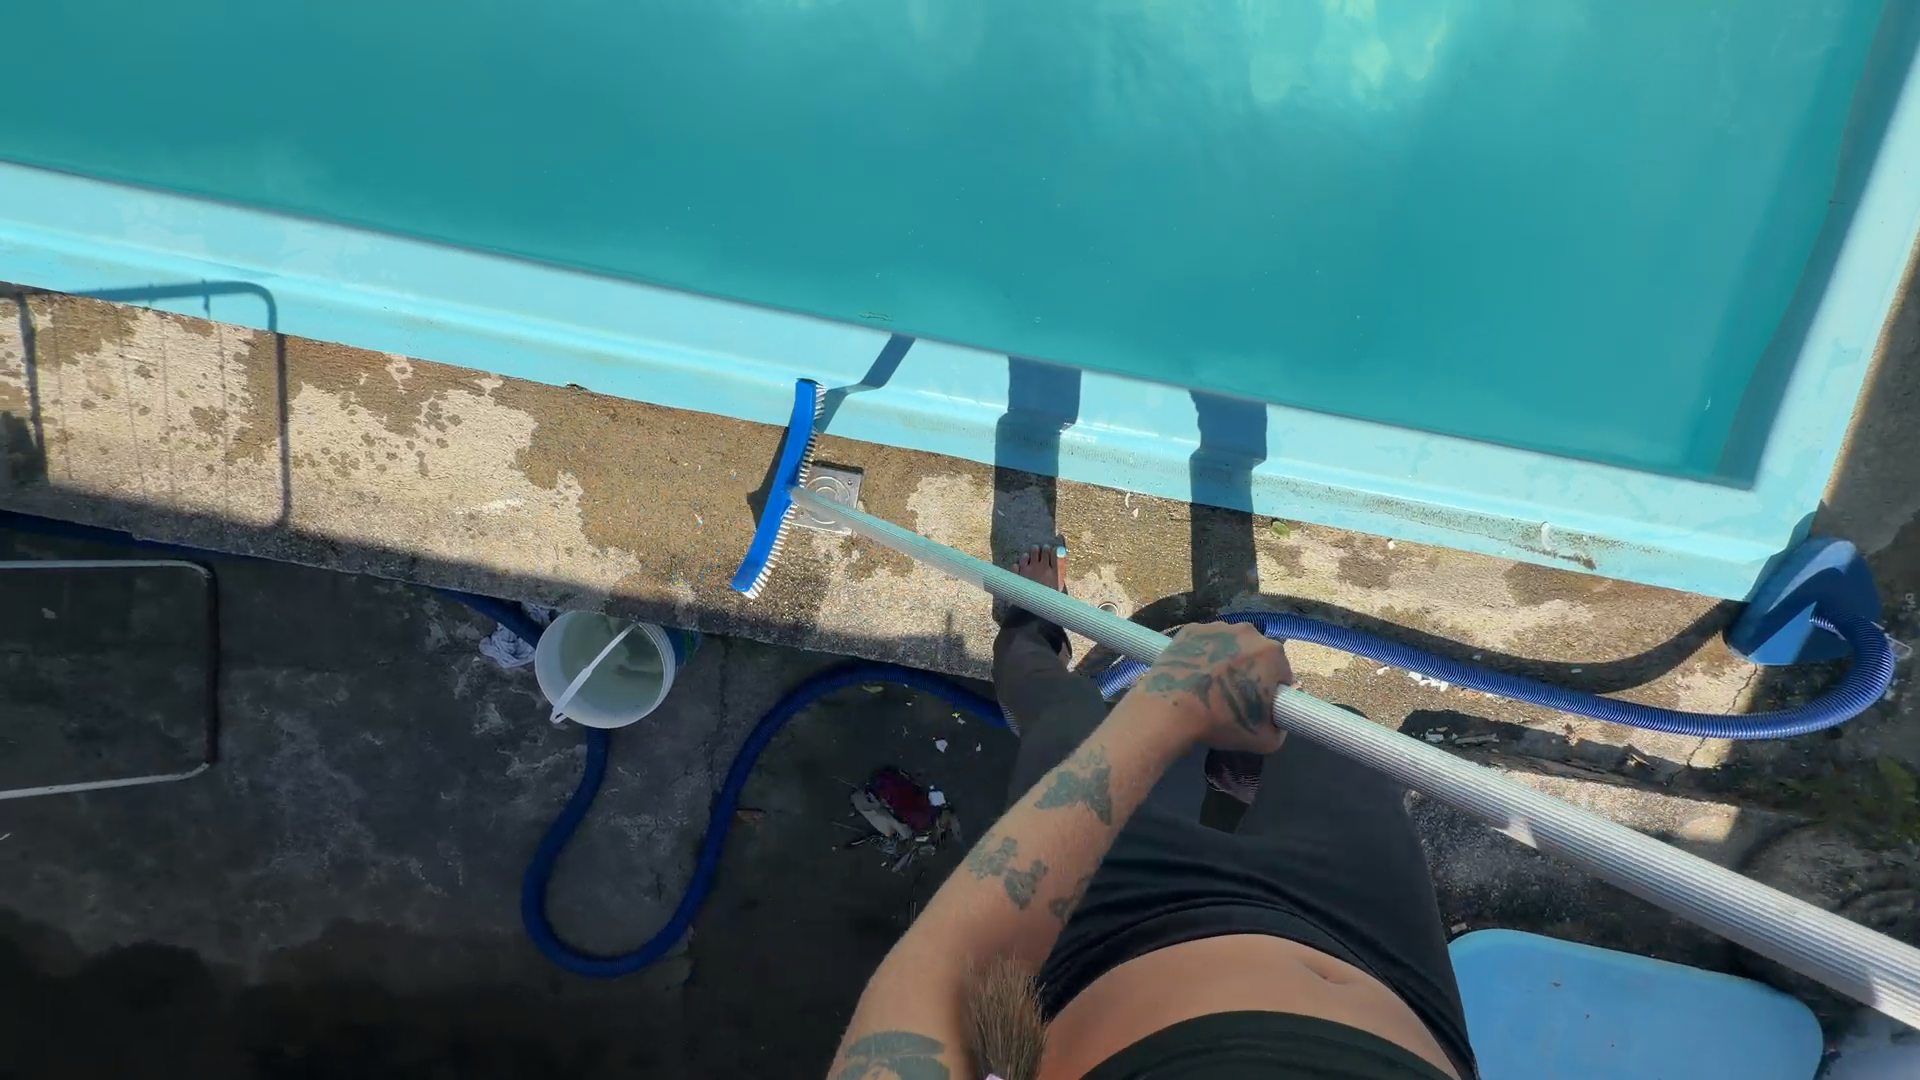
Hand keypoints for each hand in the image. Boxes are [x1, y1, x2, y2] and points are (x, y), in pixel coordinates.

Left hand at [1124, 623, 1291, 752]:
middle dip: (1250, 670)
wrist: (1171, 709)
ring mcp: (1216, 627)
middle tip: (1233, 693)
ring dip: (1226, 659)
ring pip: (1229, 644)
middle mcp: (1248, 632)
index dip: (1272, 689)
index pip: (1281, 672)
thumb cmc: (1222, 722)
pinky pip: (1204, 642)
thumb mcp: (1267, 740)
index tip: (1258, 702)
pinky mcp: (1189, 629)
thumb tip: (1277, 717)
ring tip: (1209, 683)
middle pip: (1255, 654)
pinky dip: (1203, 653)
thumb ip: (1281, 726)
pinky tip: (1193, 672)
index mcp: (1272, 653)